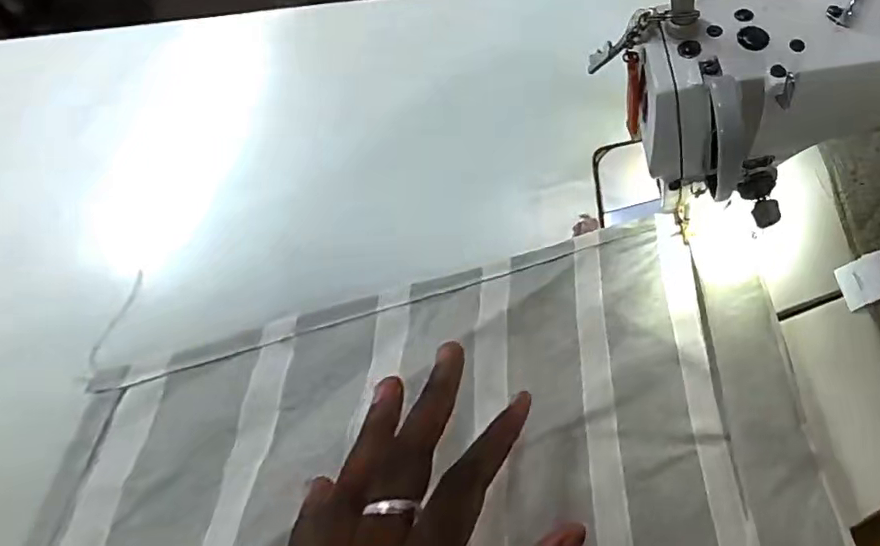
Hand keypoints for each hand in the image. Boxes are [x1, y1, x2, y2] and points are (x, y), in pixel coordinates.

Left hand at [288, 342, 585, 545]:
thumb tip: (576, 527)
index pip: (465, 487)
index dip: (495, 441)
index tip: (522, 399)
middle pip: (405, 463)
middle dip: (432, 404)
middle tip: (448, 351)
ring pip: (350, 484)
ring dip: (372, 432)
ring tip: (389, 382)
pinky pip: (303, 540)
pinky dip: (315, 508)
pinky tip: (318, 482)